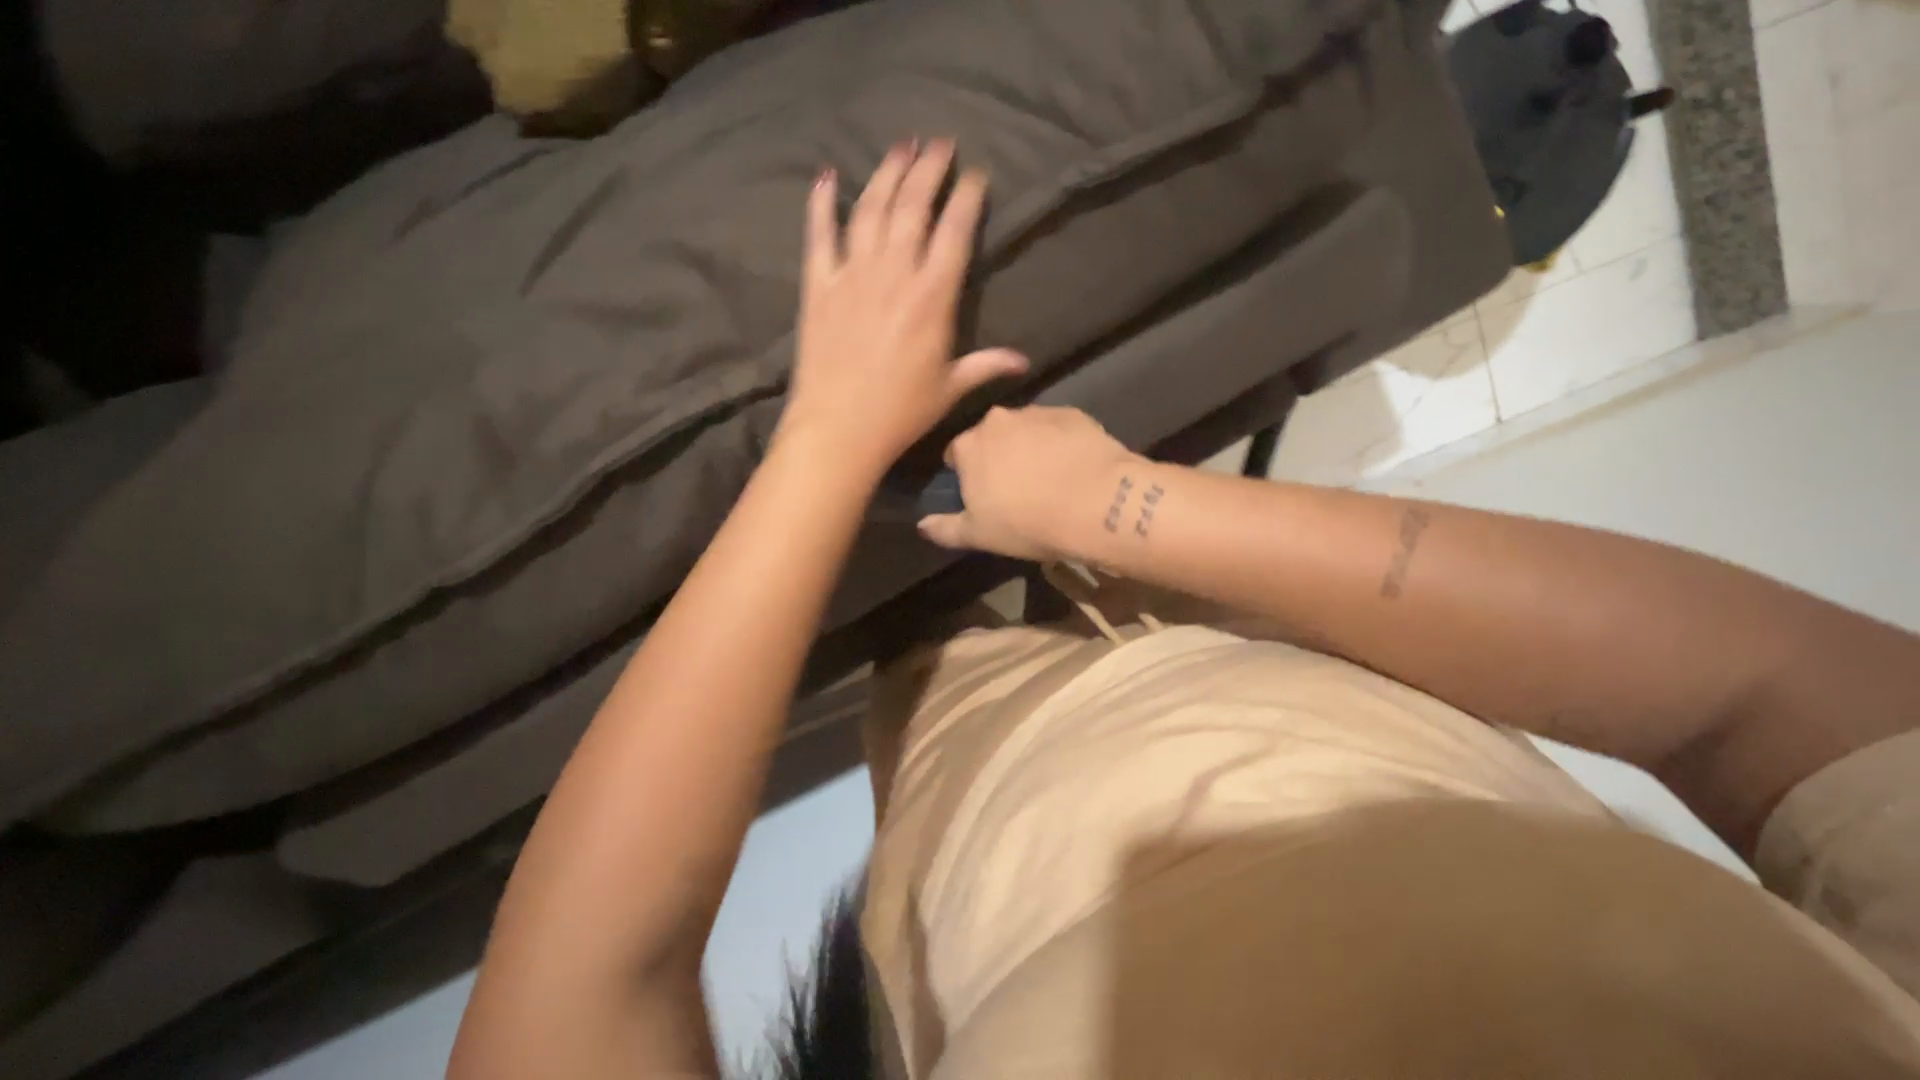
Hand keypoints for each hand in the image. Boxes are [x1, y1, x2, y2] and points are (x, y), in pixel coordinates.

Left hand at [779, 139, 1028, 479]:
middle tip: (939, 144)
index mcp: (933, 297)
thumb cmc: (900, 412)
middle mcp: (894, 274)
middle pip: (913, 206)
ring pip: (871, 209)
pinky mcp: (818, 286)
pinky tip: (827, 177)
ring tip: (900, 147)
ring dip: (886, 173)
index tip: (975, 174)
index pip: (955, 231)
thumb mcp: (949, 388)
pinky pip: (819, 235)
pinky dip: (822, 204)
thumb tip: (1022, 361)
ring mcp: (852, 275)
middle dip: (928, 169)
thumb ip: (985, 366)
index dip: (967, 197)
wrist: (838, 429)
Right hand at [918, 405, 1143, 561]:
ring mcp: (1038, 412)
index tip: (981, 496)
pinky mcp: (1074, 414)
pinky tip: (1073, 469)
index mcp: (969, 445)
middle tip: (1015, 490)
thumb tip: (921, 525)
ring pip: (1025, 431)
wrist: (1095, 503)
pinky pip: (1058, 429)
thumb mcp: (979, 535)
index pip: (955, 455)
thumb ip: (946, 528)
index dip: (966, 476)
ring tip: (1049, 480)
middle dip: (997, 457)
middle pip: (990, 437)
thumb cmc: (1027, 522)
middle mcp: (998, 419)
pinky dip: (1060, 444)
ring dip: (1030, 449)